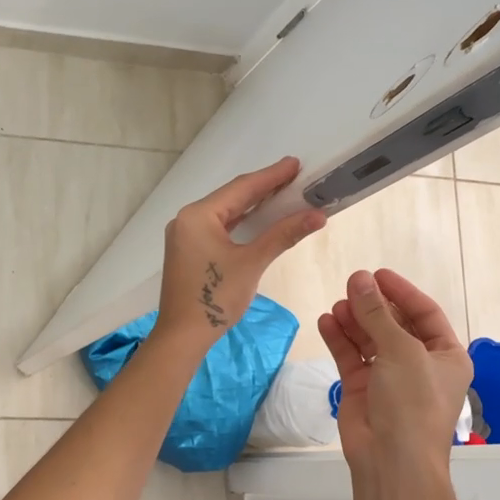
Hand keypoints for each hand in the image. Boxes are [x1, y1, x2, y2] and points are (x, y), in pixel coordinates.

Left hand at [155, 157, 324, 349]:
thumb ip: (283, 234)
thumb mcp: (252, 263)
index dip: (271, 176)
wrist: (182, 335)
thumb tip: (318, 215)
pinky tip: (258, 219)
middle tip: (294, 176)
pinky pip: (217, 228)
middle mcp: (186, 220)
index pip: (241, 189)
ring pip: (224, 213)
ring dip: (252, 206)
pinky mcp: (187, 251)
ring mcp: (184, 236)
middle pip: (231, 198)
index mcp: (198, 216)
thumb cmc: (215, 298)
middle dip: (263, 189)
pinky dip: (239, 222)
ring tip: (282, 194)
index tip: (295, 164)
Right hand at [318, 269, 471, 471]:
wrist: (392, 459)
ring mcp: (389, 377)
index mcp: (445, 355)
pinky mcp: (362, 389)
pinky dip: (339, 340)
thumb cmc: (412, 402)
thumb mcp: (401, 351)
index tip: (375, 275)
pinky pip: (351, 357)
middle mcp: (419, 364)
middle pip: (394, 324)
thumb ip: (377, 314)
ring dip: (354, 321)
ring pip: (370, 340)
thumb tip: (359, 279)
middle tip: (350, 286)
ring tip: (337, 306)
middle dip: (373, 306)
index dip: (401, 292)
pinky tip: (326, 323)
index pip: (424, 314)